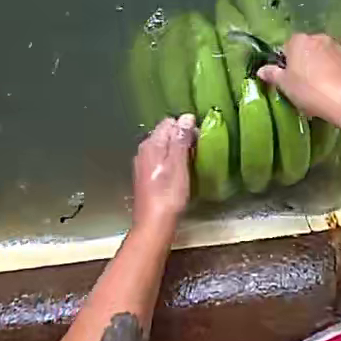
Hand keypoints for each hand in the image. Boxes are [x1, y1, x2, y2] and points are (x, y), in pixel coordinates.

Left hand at [131, 114, 195, 228]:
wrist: (153, 224)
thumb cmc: (168, 194)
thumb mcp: (179, 164)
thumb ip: (181, 139)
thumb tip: (186, 117)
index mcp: (151, 144)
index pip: (169, 122)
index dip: (185, 128)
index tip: (197, 141)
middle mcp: (144, 150)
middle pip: (166, 134)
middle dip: (182, 139)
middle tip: (196, 154)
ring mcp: (143, 164)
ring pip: (163, 148)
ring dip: (177, 153)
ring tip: (190, 166)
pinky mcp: (145, 177)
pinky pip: (160, 161)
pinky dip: (171, 164)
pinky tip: (179, 176)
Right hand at [257, 33, 340, 123]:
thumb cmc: (310, 91)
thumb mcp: (285, 85)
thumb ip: (272, 74)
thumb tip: (262, 70)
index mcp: (299, 40)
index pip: (286, 47)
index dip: (284, 62)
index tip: (286, 78)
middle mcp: (319, 38)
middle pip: (305, 49)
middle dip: (302, 62)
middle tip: (300, 83)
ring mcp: (338, 47)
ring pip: (322, 55)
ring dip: (319, 66)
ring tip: (318, 87)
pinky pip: (336, 63)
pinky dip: (333, 72)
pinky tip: (333, 88)